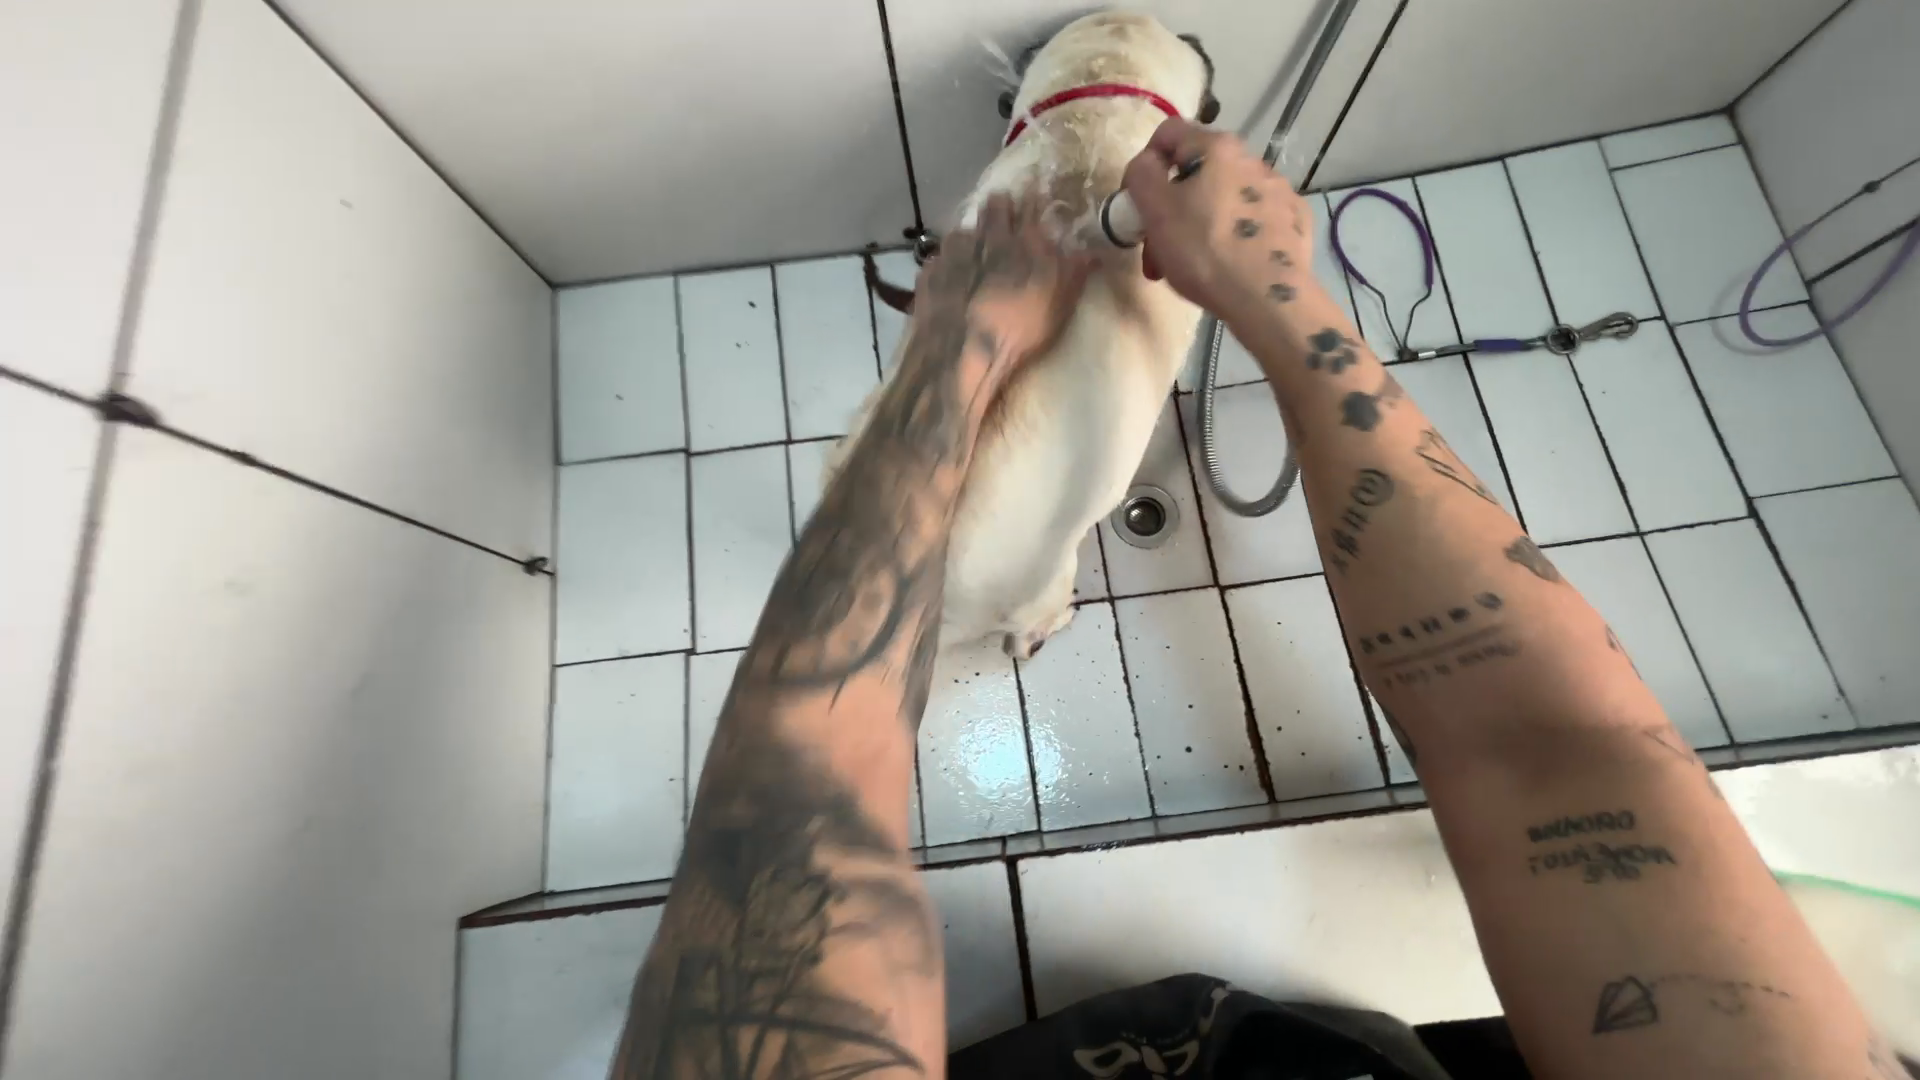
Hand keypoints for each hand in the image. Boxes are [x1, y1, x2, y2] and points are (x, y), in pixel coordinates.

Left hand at [913, 193, 1092, 380]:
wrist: (962, 355)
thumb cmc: (1019, 330)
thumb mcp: (1060, 303)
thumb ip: (1076, 271)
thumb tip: (1094, 248)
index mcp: (1023, 239)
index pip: (1032, 203)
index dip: (1035, 197)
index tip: (1037, 196)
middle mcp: (986, 236)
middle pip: (994, 206)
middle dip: (1001, 208)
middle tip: (1005, 221)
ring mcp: (952, 253)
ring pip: (963, 230)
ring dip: (970, 238)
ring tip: (973, 255)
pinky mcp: (928, 273)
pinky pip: (938, 259)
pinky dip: (945, 265)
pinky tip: (949, 281)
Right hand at [1122, 118, 1315, 325]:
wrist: (1267, 297)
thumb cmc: (1203, 251)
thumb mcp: (1156, 212)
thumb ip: (1142, 177)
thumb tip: (1145, 165)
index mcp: (1216, 149)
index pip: (1168, 134)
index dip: (1144, 164)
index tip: (1138, 203)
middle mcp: (1252, 159)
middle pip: (1197, 174)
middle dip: (1171, 209)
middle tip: (1158, 250)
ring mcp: (1278, 190)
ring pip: (1224, 199)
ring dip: (1200, 224)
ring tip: (1192, 264)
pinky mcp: (1294, 220)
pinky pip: (1253, 220)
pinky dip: (1235, 236)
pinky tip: (1230, 264)